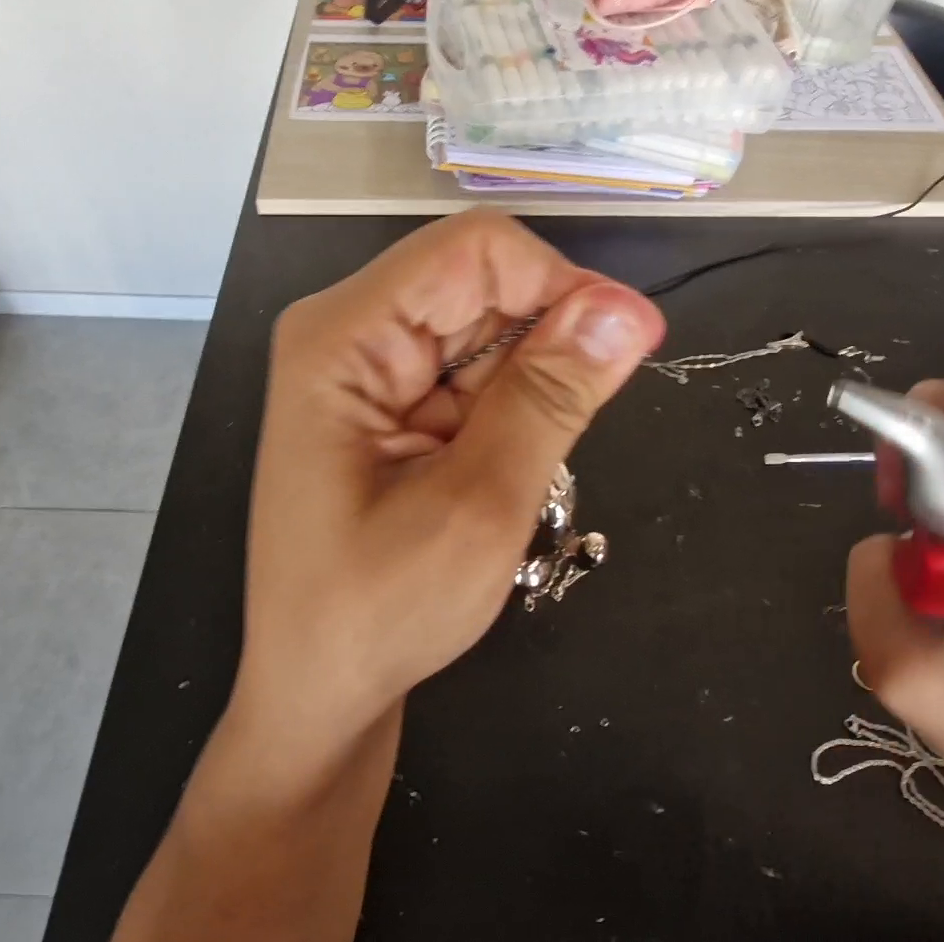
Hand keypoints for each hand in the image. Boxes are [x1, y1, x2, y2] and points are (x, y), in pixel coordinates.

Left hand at [233, 208, 665, 757]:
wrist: (319, 691)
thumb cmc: (379, 612)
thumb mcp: (480, 505)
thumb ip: (551, 398)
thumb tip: (624, 311)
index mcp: (342, 338)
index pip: (474, 251)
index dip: (560, 282)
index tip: (625, 344)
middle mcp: (348, 335)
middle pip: (478, 285)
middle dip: (544, 343)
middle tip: (566, 435)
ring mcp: (366, 372)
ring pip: (485, 332)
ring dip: (529, 387)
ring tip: (521, 469)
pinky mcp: (388, 406)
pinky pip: (472, 376)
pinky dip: (509, 412)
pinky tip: (501, 470)